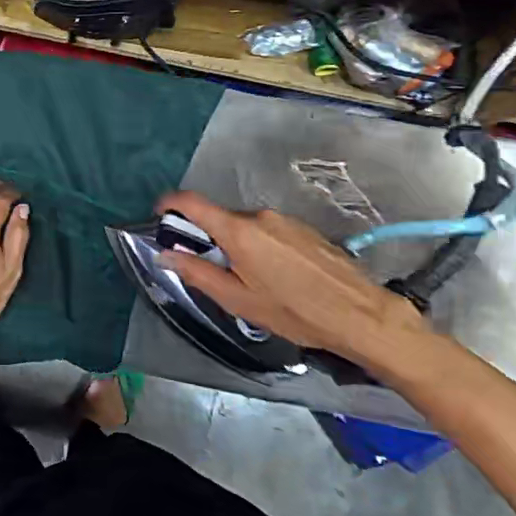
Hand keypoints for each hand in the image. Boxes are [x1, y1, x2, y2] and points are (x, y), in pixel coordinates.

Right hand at [155, 192, 435, 373]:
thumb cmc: (292, 312)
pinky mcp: (304, 228)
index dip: (170, 204)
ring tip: (252, 284)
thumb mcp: (239, 300)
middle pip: (222, 219)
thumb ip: (199, 273)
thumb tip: (166, 253)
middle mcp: (261, 215)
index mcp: (239, 231)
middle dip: (210, 240)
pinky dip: (262, 248)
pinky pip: (270, 232)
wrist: (356, 311)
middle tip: (214, 274)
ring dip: (239, 247)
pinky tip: (277, 278)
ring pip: (248, 227)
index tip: (159, 216)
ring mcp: (285, 219)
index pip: (193, 203)